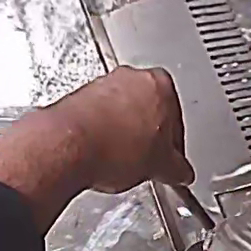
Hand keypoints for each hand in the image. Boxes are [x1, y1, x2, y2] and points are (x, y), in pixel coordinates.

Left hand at [44, 66, 193, 191]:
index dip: (173, 150)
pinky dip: (104, 136)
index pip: (177, 122)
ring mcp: (104, 86)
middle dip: (149, 139)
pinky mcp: (80, 99)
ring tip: (121, 163)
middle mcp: (132, 77)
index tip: (170, 164)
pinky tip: (103, 156)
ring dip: (125, 138)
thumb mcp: (160, 166)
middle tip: (147, 165)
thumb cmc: (114, 145)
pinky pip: (100, 120)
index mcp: (161, 84)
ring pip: (123, 115)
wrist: (70, 147)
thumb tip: (180, 172)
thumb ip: (176, 168)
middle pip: (149, 114)